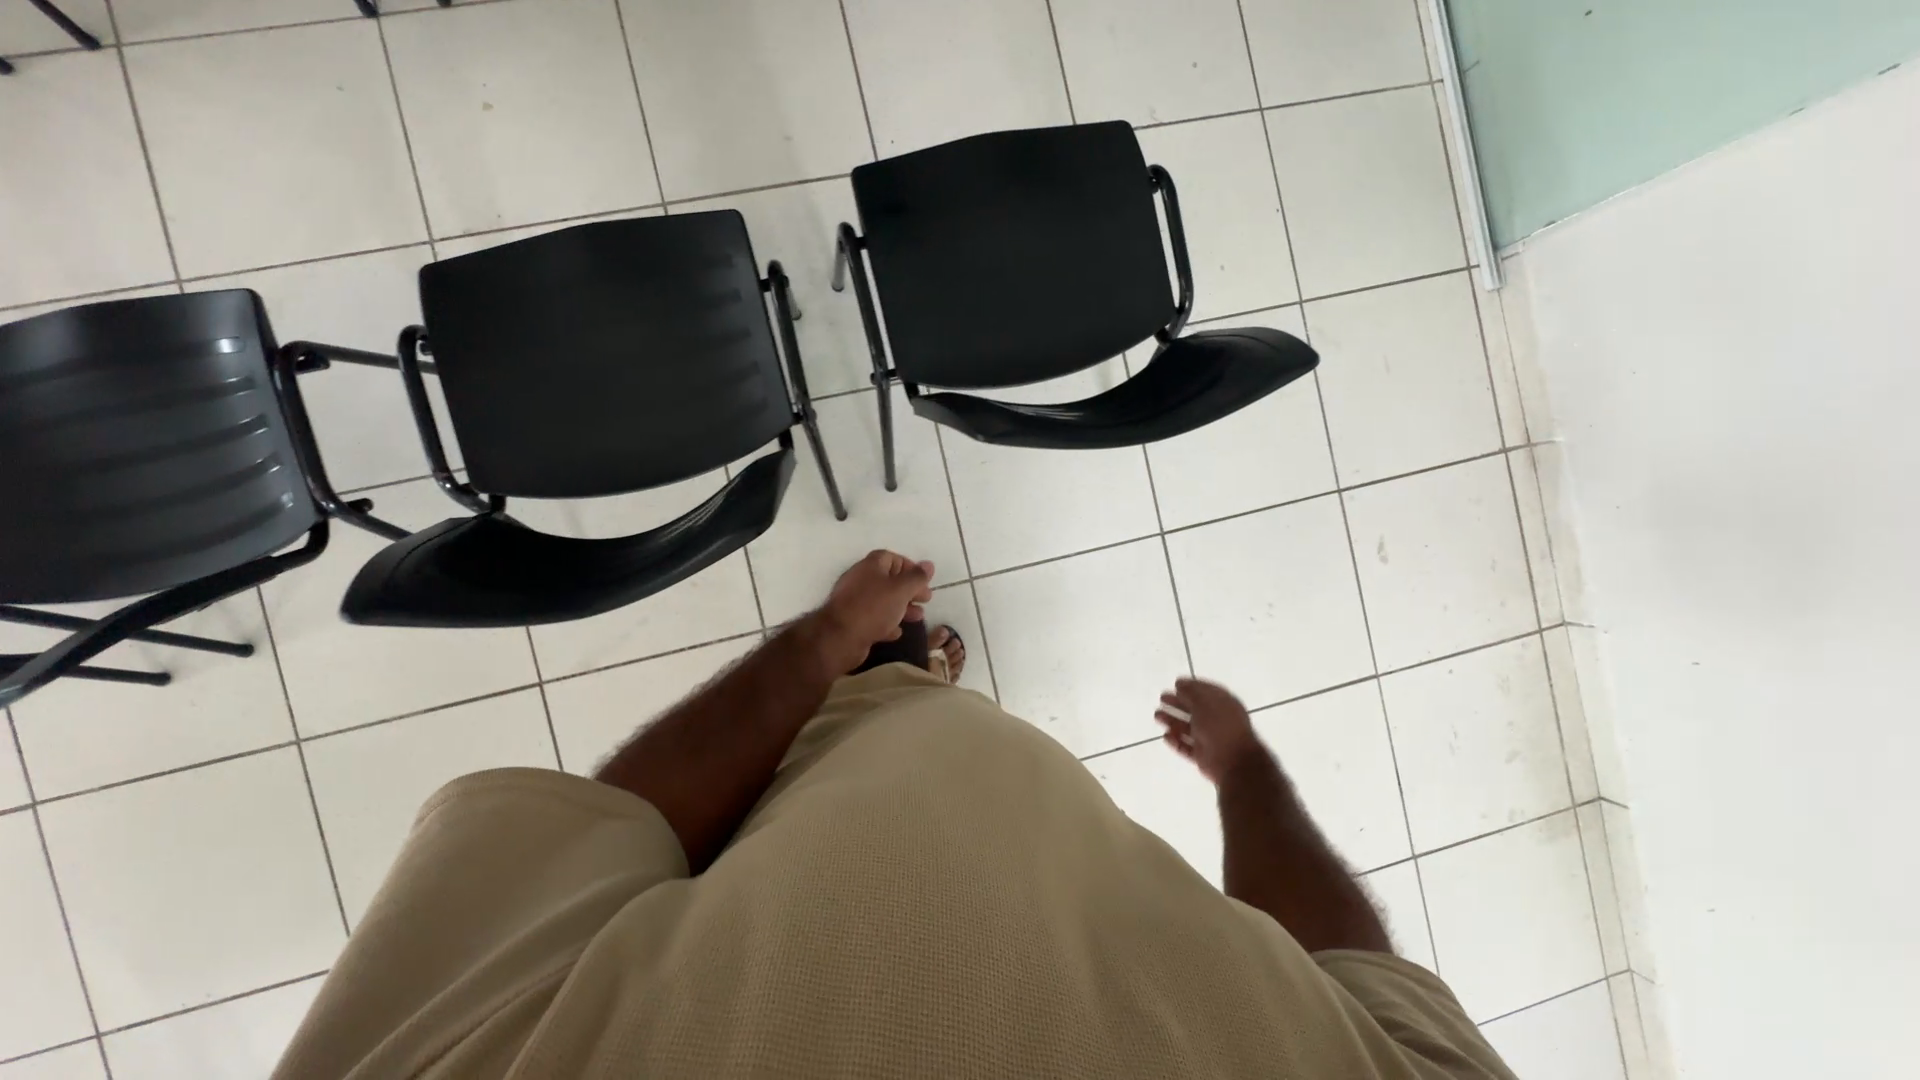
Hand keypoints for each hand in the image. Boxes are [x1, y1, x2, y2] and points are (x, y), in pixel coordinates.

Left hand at [810, 550, 934, 673]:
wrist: (840, 637)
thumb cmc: (873, 607)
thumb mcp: (901, 590)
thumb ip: (916, 578)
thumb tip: (929, 564)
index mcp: (870, 566)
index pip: (892, 558)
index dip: (910, 567)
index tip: (924, 581)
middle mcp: (860, 580)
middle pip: (889, 580)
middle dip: (909, 590)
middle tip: (925, 600)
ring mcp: (854, 602)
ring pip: (883, 601)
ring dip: (902, 608)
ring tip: (918, 617)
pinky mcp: (852, 622)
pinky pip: (874, 619)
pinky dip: (887, 623)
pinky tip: (897, 631)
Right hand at [1155, 678, 1264, 784]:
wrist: (1232, 761)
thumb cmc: (1220, 726)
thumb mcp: (1204, 702)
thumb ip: (1190, 692)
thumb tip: (1179, 684)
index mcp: (1224, 705)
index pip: (1207, 692)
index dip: (1191, 686)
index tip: (1176, 683)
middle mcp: (1218, 720)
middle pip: (1195, 709)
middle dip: (1178, 703)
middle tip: (1162, 697)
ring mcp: (1211, 739)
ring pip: (1188, 728)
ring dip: (1172, 721)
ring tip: (1157, 716)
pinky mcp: (1203, 756)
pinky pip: (1187, 747)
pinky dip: (1176, 741)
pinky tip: (1165, 736)